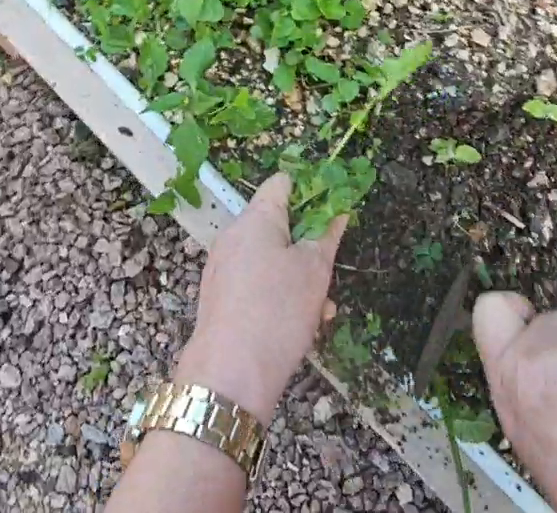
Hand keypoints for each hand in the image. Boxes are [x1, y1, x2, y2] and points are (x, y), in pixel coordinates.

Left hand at [172, 174, 344, 425]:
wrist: (230, 374)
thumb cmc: (278, 310)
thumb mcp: (315, 270)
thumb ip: (327, 236)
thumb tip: (336, 212)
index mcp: (255, 218)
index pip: (282, 183)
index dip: (311, 189)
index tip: (334, 208)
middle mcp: (233, 235)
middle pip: (277, 224)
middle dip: (308, 244)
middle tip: (330, 270)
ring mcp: (223, 267)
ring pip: (270, 259)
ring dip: (298, 276)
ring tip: (322, 309)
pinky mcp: (220, 296)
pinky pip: (256, 283)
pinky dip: (278, 295)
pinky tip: (300, 325)